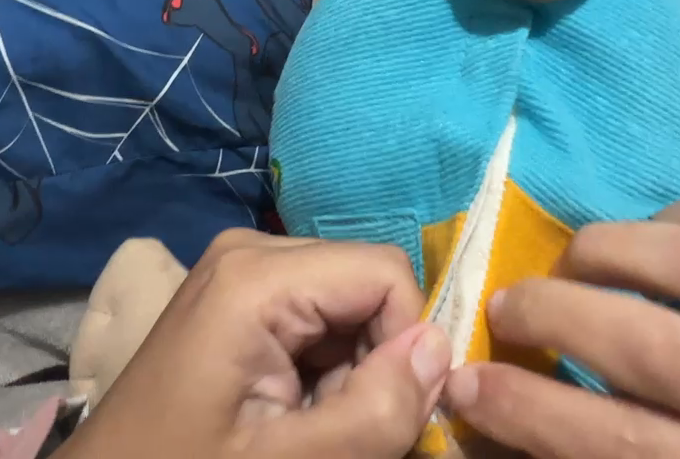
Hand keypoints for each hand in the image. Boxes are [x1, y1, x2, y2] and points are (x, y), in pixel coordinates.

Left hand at [58, 229, 450, 458]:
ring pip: (345, 301)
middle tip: (337, 431)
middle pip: (363, 282)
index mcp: (257, 275)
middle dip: (374, 358)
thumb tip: (442, 348)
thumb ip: (373, 412)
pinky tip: (290, 411)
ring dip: (350, 369)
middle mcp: (252, 249)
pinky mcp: (237, 292)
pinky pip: (314, 312)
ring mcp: (240, 268)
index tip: (390, 412)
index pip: (384, 271)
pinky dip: (324, 365)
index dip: (406, 340)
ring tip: (307, 427)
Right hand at [444, 188, 679, 458]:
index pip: (633, 449)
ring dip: (604, 254)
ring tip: (571, 264)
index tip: (467, 389)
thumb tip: (540, 422)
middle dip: (556, 318)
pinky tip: (656, 240)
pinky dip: (670, 218)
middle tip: (504, 308)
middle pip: (655, 349)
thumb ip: (654, 456)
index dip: (536, 418)